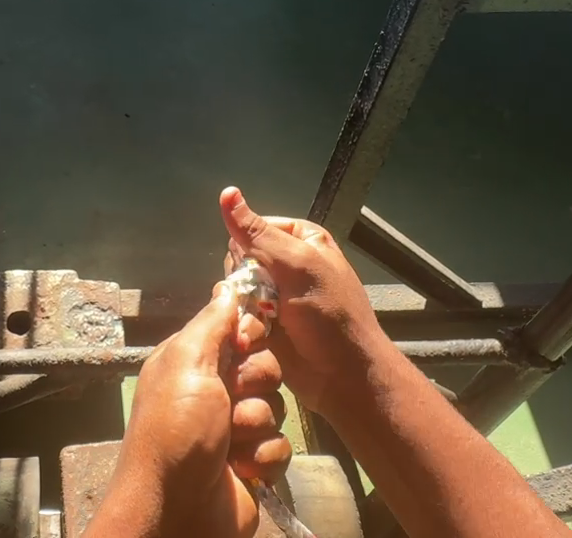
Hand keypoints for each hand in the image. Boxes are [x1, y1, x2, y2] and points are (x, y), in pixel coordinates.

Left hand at [85, 285, 291, 537]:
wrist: (177, 512)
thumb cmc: (176, 429)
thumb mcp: (187, 363)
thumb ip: (211, 323)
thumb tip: (227, 286)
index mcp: (195, 358)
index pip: (239, 328)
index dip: (250, 336)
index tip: (246, 344)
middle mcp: (216, 388)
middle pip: (265, 366)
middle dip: (254, 385)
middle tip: (231, 400)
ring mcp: (235, 427)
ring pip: (276, 407)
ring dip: (255, 426)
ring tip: (230, 444)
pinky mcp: (254, 462)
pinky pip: (282, 446)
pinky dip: (264, 458)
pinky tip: (243, 470)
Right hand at [221, 186, 387, 420]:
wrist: (345, 379)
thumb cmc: (329, 316)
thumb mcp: (296, 265)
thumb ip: (256, 232)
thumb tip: (227, 192)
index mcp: (300, 239)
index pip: (253, 228)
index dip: (249, 247)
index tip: (260, 268)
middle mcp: (287, 264)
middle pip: (239, 258)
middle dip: (244, 280)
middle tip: (263, 299)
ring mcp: (276, 295)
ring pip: (235, 287)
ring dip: (241, 305)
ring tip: (259, 322)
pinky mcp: (265, 323)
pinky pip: (237, 312)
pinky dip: (241, 323)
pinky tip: (251, 334)